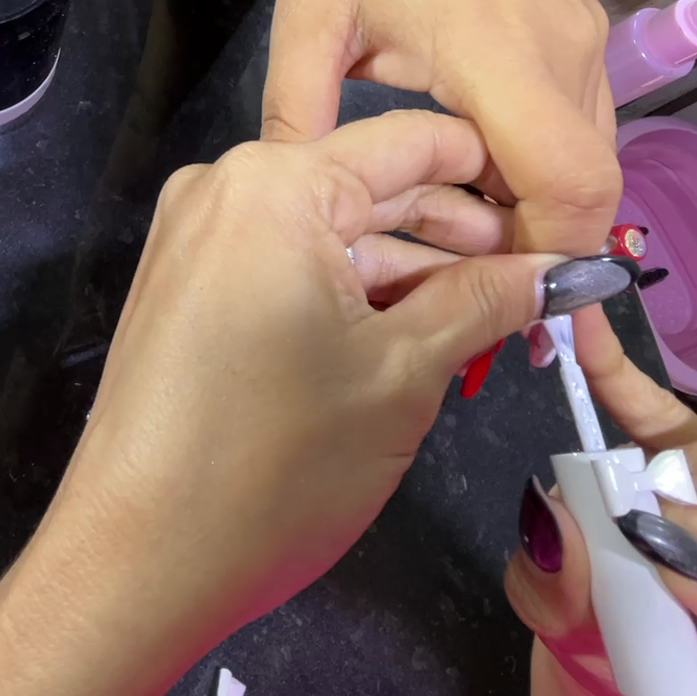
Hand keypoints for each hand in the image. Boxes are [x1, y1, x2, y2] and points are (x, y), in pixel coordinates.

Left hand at [0, 111, 630, 694]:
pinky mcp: (186, 279)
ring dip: (405, 270)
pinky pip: (284, 259)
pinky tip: (408, 327)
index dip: (491, 173)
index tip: (553, 212)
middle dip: (454, 235)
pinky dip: (346, 288)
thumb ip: (484, 301)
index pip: (410, 140)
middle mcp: (226, 184)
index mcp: (277, 180)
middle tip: (537, 282)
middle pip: (368, 186)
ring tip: (485, 318)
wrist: (137, 555)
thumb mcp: (400, 373)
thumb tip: (559, 269)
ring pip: (328, 230)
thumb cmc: (277, 461)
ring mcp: (197, 232)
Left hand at [260, 0, 619, 255]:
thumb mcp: (306, 28)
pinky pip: (578, 118)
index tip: (507, 304)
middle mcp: (563, 44)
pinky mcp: (577, 24)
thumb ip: (301, 117)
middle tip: (468, 288)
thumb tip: (295, 204)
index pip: (566, 180)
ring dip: (538, 203)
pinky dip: (541, 162)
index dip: (549, 254)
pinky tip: (478, 177)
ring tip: (463, 240)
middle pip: (589, 179)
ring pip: (588, 151)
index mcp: (495, 48)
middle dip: (538, 243)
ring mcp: (581, 30)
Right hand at [505, 317, 696, 695]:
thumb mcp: (614, 684)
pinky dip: (626, 379)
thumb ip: (585, 618)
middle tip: (638, 533)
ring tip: (636, 493)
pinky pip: (678, 408)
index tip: (671, 576)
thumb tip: (557, 526)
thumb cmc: (623, 693)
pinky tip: (587, 340)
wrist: (608, 672)